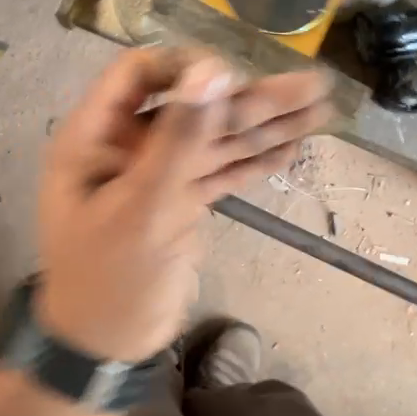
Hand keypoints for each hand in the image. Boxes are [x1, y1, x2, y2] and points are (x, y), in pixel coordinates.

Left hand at [36, 49, 332, 361]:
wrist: (104, 346)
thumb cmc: (109, 278)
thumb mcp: (142, 208)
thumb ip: (179, 139)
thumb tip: (213, 70)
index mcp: (97, 137)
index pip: (141, 75)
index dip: (187, 69)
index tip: (236, 76)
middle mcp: (128, 146)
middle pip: (195, 108)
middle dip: (252, 100)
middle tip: (311, 87)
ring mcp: (157, 175)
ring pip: (216, 141)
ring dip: (266, 127)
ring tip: (320, 109)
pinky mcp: (180, 202)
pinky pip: (221, 172)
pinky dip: (255, 161)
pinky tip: (293, 147)